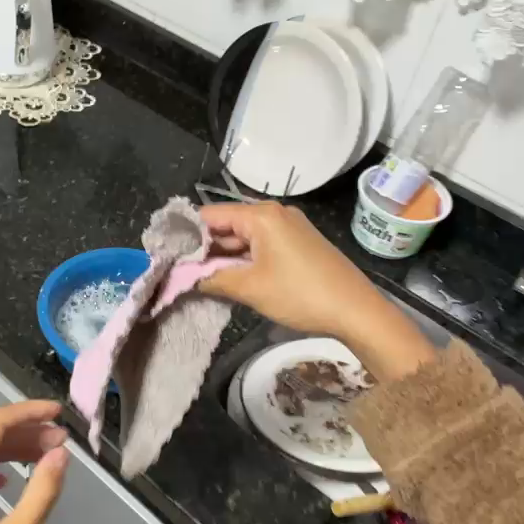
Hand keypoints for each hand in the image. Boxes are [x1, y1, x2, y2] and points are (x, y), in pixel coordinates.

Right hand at [198, 202, 434, 382]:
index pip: (209, 216)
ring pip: (243, 237)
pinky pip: (260, 245)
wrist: (355, 310)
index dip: (186, 235)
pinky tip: (229, 278)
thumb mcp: (250, 288)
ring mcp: (288, 227)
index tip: (167, 256)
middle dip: (203, 248)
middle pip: (226, 225)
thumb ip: (211, 279)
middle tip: (178, 272)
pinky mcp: (298, 243)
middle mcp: (274, 213)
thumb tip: (183, 278)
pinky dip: (243, 259)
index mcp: (260, 215)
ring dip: (222, 257)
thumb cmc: (300, 294)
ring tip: (198, 278)